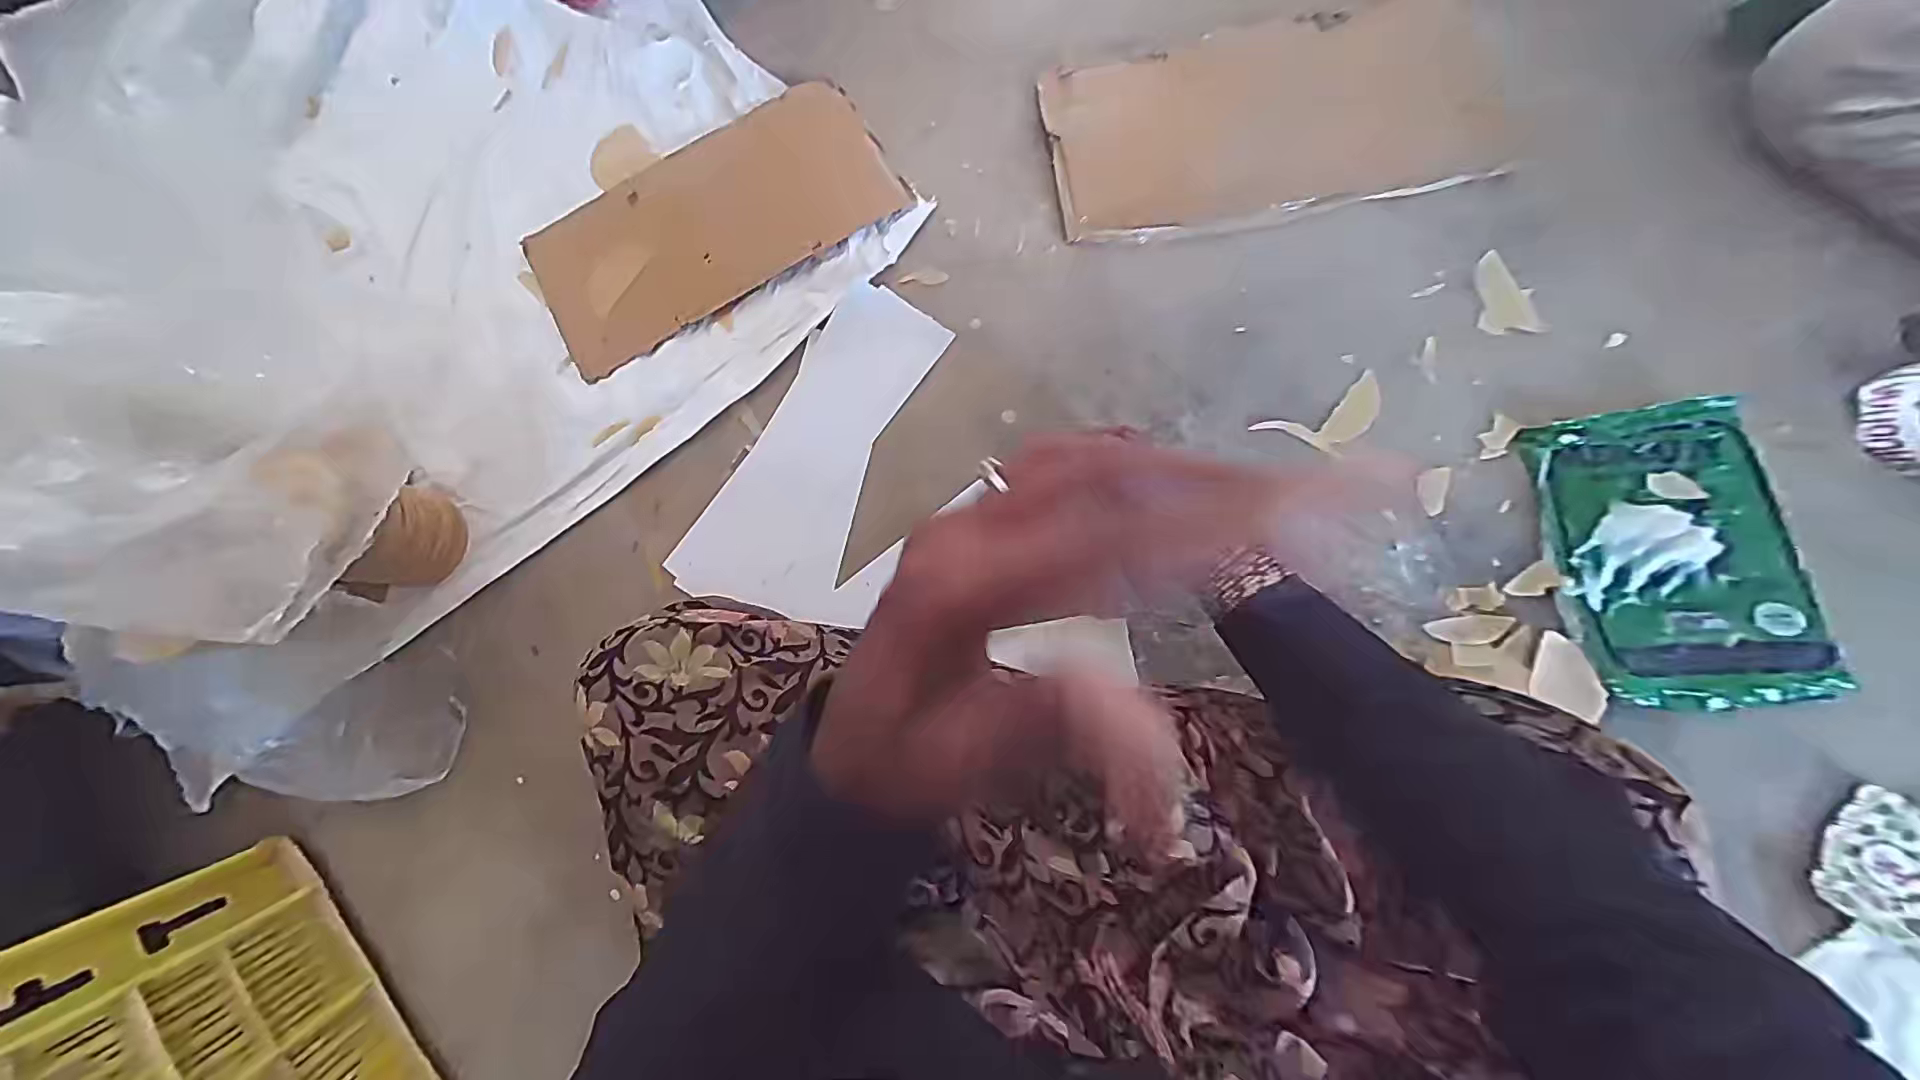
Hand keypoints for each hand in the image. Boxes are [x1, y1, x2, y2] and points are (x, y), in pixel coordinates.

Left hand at [810, 432, 1286, 839]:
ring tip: (1254, 486)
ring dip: (1171, 469)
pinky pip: (1052, 469)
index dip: (1195, 525)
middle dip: (1205, 482)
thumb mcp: (972, 761)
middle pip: (1094, 479)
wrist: (850, 742)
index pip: (1093, 538)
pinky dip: (1122, 466)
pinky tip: (1166, 475)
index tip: (1290, 519)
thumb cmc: (906, 760)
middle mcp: (960, 530)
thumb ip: (1056, 725)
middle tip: (1301, 492)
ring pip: (1077, 461)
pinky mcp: (972, 523)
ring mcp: (962, 517)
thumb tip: (1151, 724)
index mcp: (957, 585)